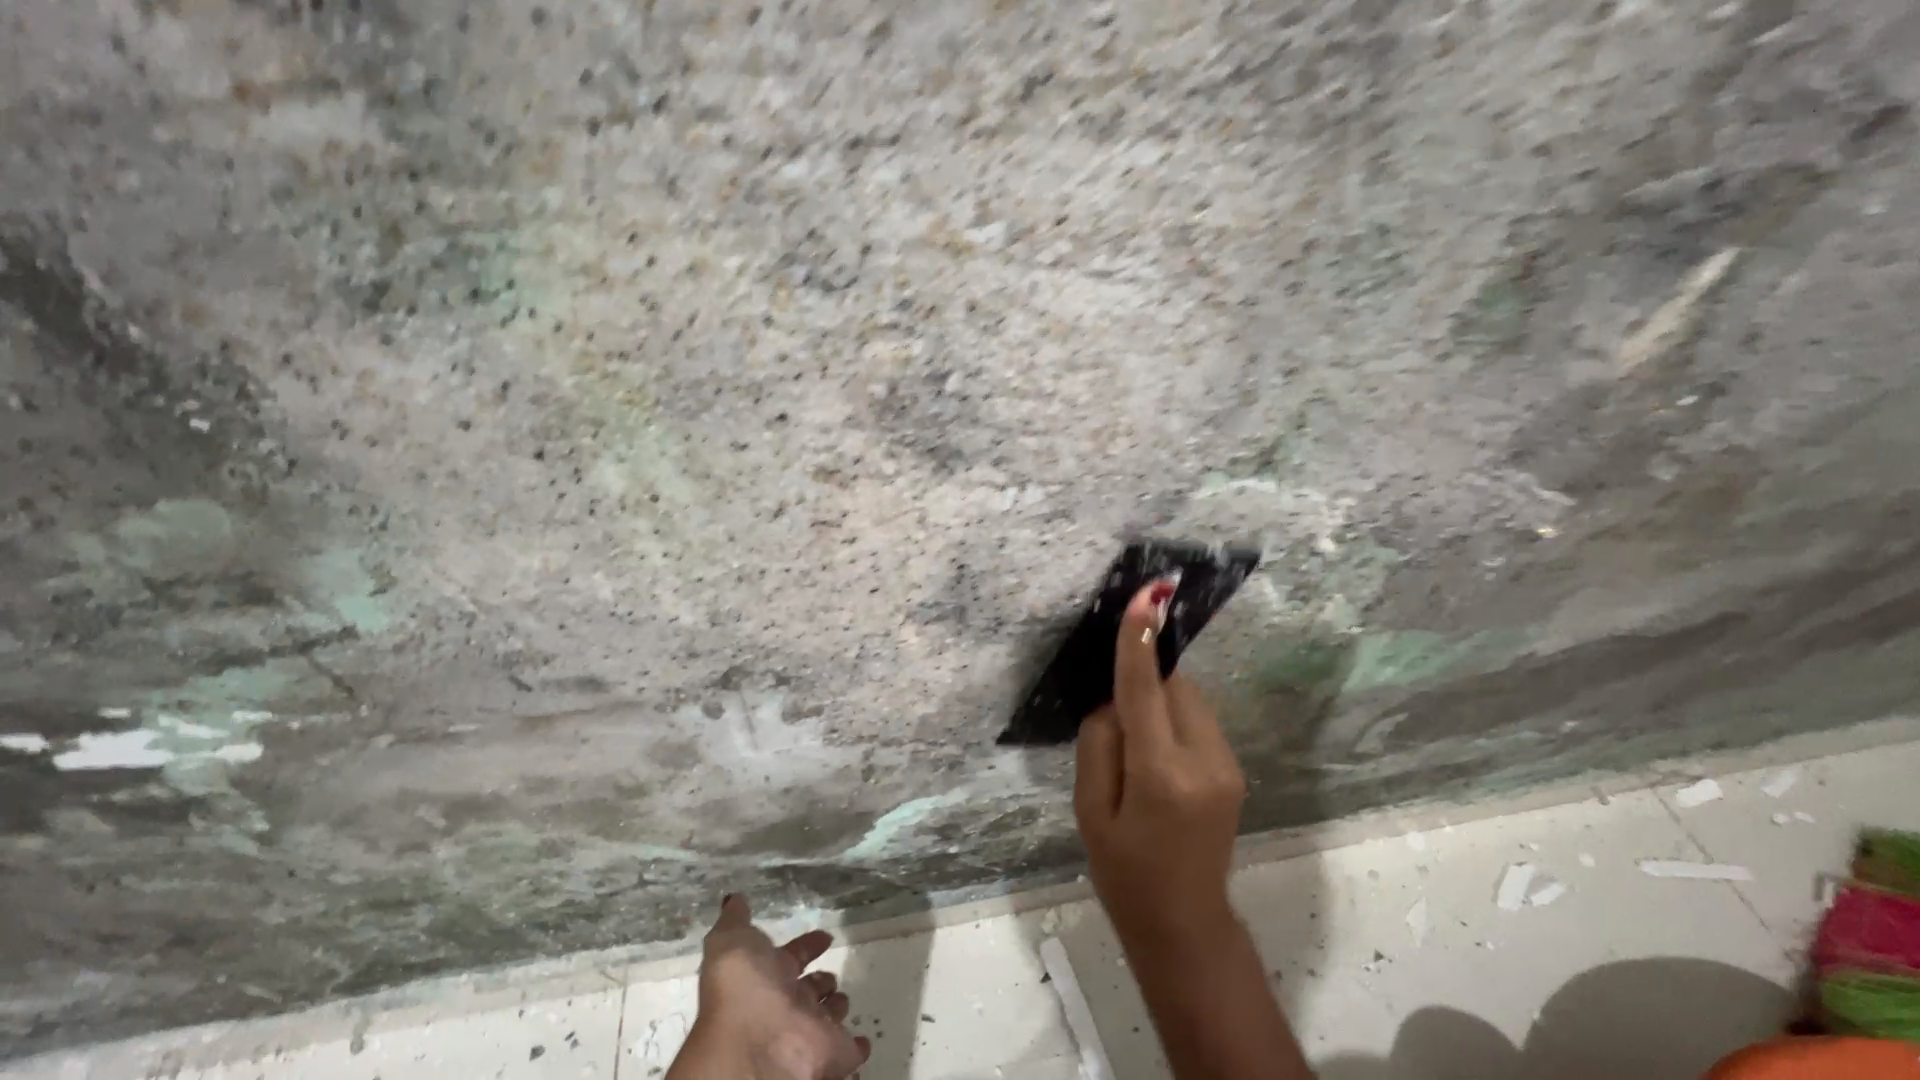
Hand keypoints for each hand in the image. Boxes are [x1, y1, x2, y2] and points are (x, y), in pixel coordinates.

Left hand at [667, 895, 870, 1079]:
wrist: (758, 1047)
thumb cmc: (744, 990)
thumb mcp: (730, 942)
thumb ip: (734, 921)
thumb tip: (734, 899)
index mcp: (766, 978)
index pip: (790, 957)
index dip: (806, 946)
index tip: (824, 936)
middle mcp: (788, 1004)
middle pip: (809, 990)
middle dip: (821, 980)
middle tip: (831, 974)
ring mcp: (812, 1029)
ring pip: (829, 1015)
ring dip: (836, 1007)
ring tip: (842, 999)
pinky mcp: (836, 1051)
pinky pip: (851, 1049)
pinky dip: (856, 1045)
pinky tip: (861, 1039)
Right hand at [1074, 580, 1246, 944]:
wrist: (1184, 921)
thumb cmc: (1123, 872)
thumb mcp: (1090, 810)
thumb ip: (1100, 744)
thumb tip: (1115, 699)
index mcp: (1161, 775)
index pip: (1147, 692)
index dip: (1141, 642)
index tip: (1146, 596)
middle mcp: (1204, 761)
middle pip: (1175, 688)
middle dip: (1147, 678)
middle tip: (1115, 708)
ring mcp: (1228, 766)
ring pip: (1191, 701)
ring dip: (1161, 699)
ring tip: (1134, 738)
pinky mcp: (1235, 770)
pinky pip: (1199, 721)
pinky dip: (1174, 719)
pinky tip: (1157, 752)